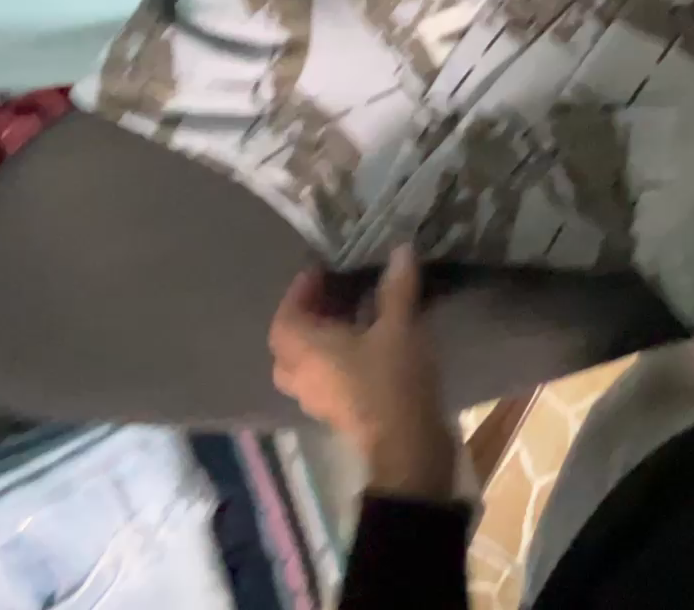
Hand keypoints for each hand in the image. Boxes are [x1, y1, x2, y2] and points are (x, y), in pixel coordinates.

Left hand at [269, 245, 456, 499]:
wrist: (407, 442)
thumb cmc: (393, 378)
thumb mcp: (399, 325)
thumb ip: (397, 287)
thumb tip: (399, 250)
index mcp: (305, 350)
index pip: (286, 315)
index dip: (300, 291)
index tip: (322, 270)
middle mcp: (302, 374)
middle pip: (290, 341)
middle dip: (308, 315)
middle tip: (335, 293)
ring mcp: (318, 397)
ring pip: (306, 362)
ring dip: (322, 337)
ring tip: (353, 315)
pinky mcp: (338, 411)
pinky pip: (326, 375)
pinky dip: (337, 356)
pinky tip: (368, 344)